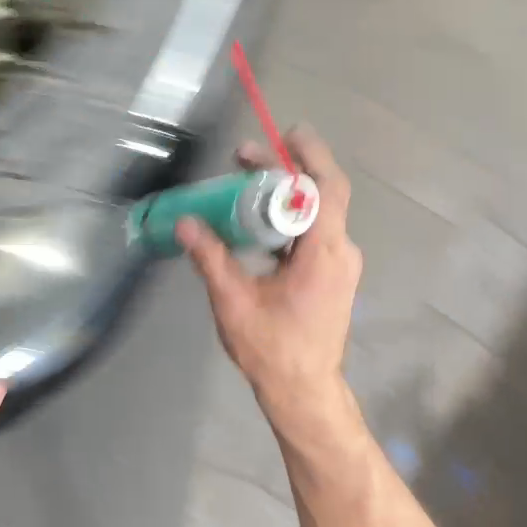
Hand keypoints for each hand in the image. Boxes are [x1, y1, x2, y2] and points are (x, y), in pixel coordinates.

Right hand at [177, 127, 362, 432]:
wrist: (302, 390)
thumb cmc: (271, 348)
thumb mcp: (233, 301)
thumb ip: (211, 258)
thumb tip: (185, 224)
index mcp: (323, 253)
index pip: (323, 190)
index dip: (305, 158)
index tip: (282, 136)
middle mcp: (341, 253)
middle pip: (322, 196)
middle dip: (290, 171)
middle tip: (249, 157)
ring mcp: (340, 267)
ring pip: (318, 216)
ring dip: (286, 197)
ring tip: (247, 185)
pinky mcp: (333, 279)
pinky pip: (314, 237)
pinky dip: (289, 221)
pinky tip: (258, 225)